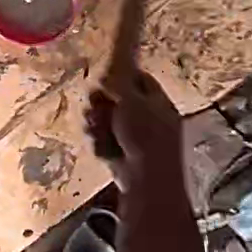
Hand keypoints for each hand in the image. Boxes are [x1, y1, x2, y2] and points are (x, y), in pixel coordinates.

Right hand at [85, 68, 182, 186]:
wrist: (148, 182)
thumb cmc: (145, 136)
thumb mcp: (132, 100)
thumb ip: (119, 81)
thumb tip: (110, 70)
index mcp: (158, 101)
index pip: (139, 78)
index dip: (120, 75)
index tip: (104, 78)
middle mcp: (149, 118)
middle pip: (117, 99)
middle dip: (101, 103)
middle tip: (94, 106)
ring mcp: (137, 139)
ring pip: (107, 121)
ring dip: (97, 124)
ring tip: (96, 130)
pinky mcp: (123, 156)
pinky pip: (104, 141)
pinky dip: (100, 143)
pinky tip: (102, 149)